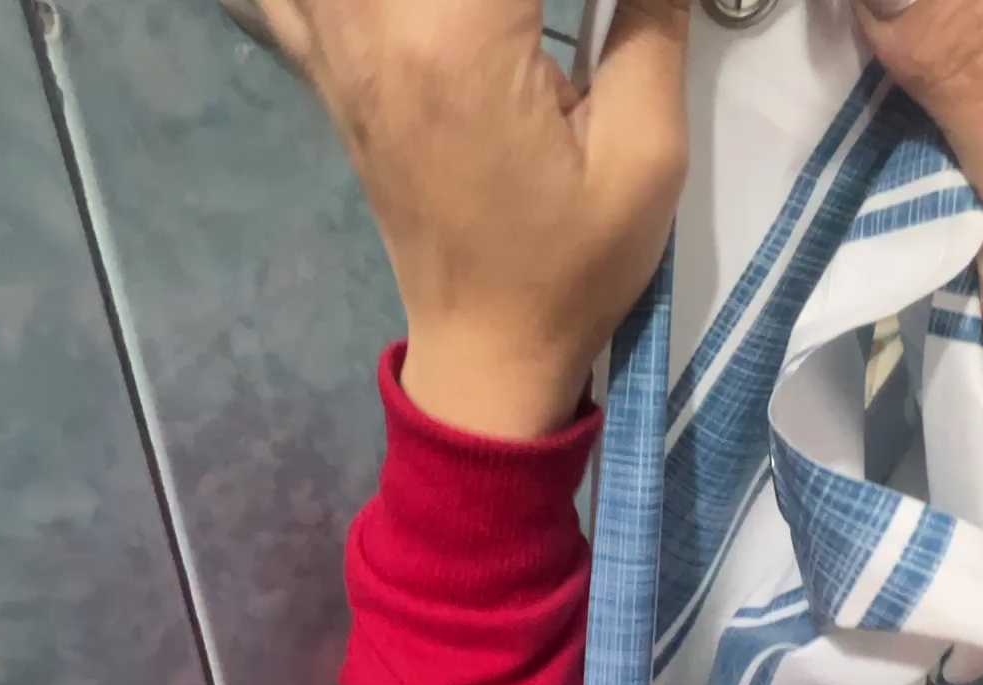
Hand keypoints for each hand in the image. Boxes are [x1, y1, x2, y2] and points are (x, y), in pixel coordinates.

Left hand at [251, 0, 691, 438]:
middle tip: (547, 20)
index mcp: (457, 35)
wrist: (487, 352)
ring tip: (511, 21)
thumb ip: (653, 15)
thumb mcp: (644, 158)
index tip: (600, 9)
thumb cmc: (570, 273)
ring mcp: (334, 44)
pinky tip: (396, 12)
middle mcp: (372, 19)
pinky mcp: (330, 72)